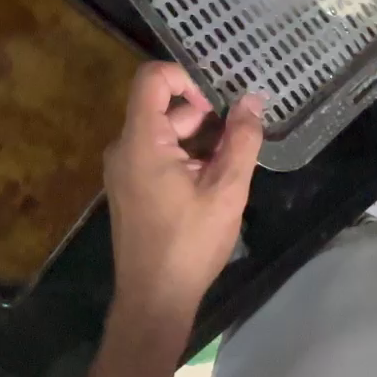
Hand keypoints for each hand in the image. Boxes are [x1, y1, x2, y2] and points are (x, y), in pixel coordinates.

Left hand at [104, 62, 263, 321]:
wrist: (154, 300)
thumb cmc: (190, 243)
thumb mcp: (227, 190)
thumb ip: (242, 140)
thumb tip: (252, 100)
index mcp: (141, 142)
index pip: (152, 79)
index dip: (185, 76)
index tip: (217, 101)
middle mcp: (124, 149)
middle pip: (161, 107)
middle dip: (202, 116)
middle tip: (236, 141)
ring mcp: (123, 170)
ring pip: (162, 132)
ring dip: (198, 140)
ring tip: (228, 168)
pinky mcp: (129, 188)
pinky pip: (156, 154)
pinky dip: (185, 157)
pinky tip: (211, 184)